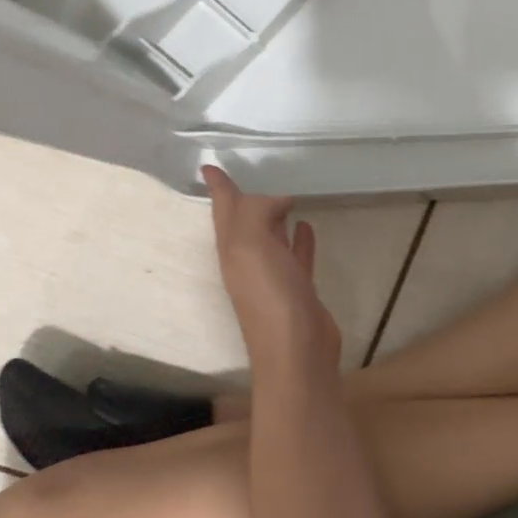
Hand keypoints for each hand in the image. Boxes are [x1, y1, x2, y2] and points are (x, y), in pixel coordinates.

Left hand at [202, 165, 341, 372]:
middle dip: (243, 201)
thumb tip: (276, 200)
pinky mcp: (300, 290)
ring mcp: (275, 278)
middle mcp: (248, 262)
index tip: (210, 166)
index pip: (225, 210)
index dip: (219, 188)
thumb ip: (256, 213)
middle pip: (244, 223)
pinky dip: (300, 241)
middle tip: (246, 177)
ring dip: (274, 219)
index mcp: (232, 250)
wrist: (298, 351)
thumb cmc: (272, 299)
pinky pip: (297, 257)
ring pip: (271, 239)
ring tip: (285, 198)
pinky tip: (307, 228)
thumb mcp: (251, 246)